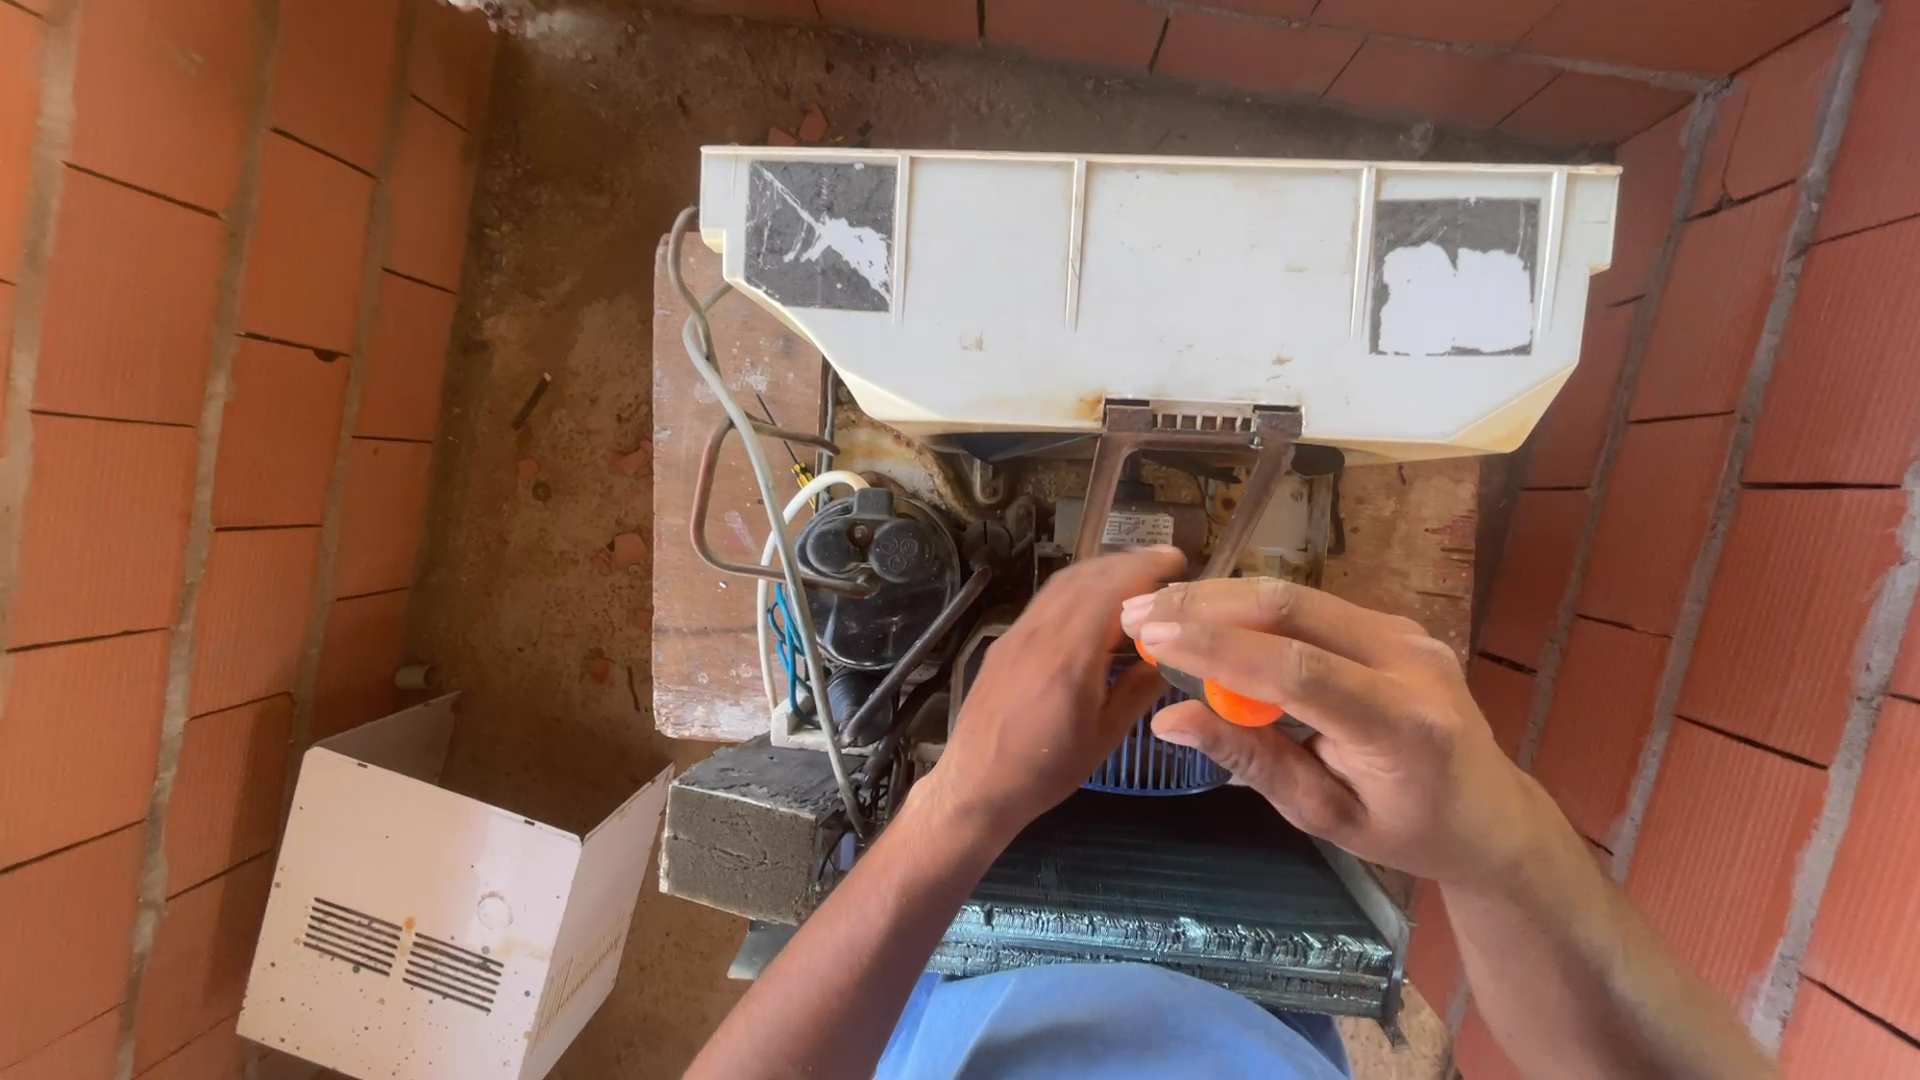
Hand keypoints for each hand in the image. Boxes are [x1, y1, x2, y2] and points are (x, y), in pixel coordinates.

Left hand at [922, 546, 1187, 843]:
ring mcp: (1016, 634)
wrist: (977, 784)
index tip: (1176, 560)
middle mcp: (1039, 634)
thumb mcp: (1104, 737)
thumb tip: (1169, 657)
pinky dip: (1074, 588)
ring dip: (1099, 570)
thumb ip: (1137, 691)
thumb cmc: (1046, 770)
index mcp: (1069, 657)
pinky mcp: (1004, 642)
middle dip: (1126, 562)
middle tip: (1162, 561)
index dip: (1144, 568)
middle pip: (1085, 578)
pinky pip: (1044, 602)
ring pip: (1061, 585)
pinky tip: (1092, 600)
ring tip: (1133, 573)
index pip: (1109, 591)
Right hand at [1120, 577, 1559, 890]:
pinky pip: (1306, 605)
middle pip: (1292, 609)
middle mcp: (1410, 660)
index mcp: (1403, 726)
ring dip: (1217, 598)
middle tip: (1136, 611)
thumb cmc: (1405, 829)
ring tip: (1155, 607)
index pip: (1297, 669)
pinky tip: (1202, 613)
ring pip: (1293, 595)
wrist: (1489, 811)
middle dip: (1204, 606)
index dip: (1217, 648)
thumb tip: (1168, 721)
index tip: (1150, 635)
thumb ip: (1250, 759)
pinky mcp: (1389, 621)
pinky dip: (1245, 607)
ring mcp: (1404, 631)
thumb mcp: (1322, 815)